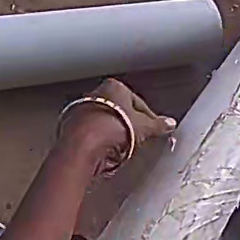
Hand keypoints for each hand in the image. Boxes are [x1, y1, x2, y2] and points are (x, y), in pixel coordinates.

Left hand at [61, 78, 176, 170]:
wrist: (84, 144)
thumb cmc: (112, 127)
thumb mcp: (144, 127)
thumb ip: (158, 125)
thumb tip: (168, 123)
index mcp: (114, 86)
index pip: (137, 101)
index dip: (147, 117)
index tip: (153, 128)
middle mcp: (95, 94)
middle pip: (119, 111)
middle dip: (128, 126)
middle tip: (137, 140)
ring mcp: (81, 110)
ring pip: (104, 124)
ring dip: (113, 136)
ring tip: (121, 150)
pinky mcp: (71, 128)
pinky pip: (92, 136)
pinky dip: (99, 144)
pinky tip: (106, 153)